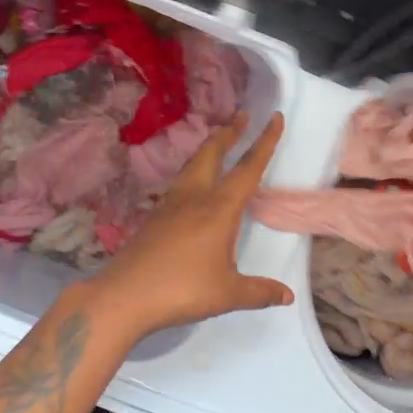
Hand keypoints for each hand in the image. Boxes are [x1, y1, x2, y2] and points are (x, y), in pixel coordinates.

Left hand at [86, 112, 294, 335]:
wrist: (126, 294)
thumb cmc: (182, 289)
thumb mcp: (228, 294)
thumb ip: (259, 292)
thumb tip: (287, 296)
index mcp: (219, 209)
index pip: (248, 168)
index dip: (264, 142)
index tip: (273, 117)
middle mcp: (195, 197)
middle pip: (213, 153)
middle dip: (229, 133)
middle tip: (240, 116)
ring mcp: (171, 204)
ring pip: (193, 165)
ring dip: (209, 149)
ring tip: (217, 141)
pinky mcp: (155, 216)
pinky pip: (180, 183)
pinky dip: (194, 171)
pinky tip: (193, 184)